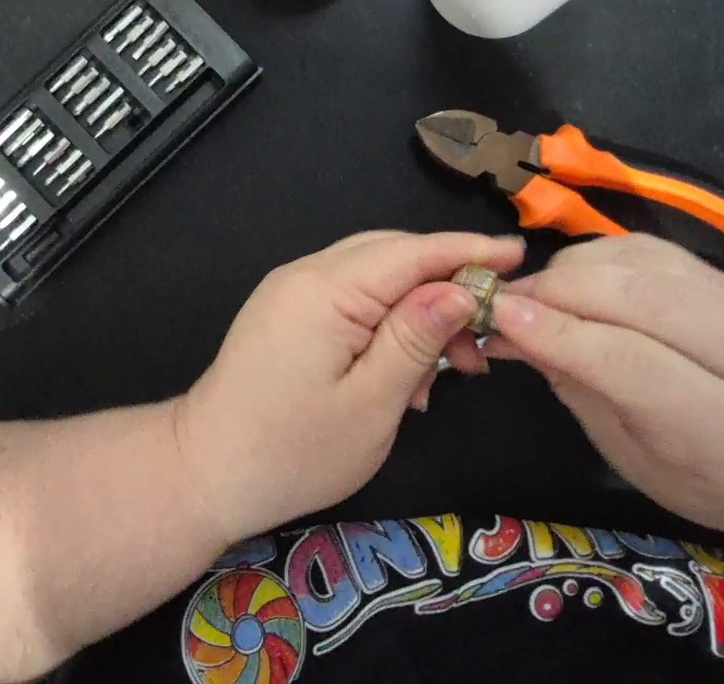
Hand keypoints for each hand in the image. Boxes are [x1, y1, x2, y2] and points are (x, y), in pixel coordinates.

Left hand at [174, 231, 523, 541]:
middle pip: (392, 255)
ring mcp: (291, 291)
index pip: (411, 252)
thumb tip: (460, 289)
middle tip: (489, 331)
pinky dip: (387, 322)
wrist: (204, 472)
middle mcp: (306, 275)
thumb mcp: (371, 404)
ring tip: (454, 367)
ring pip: (373, 276)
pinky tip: (408, 372)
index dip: (467, 251)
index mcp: (326, 290)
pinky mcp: (287, 312)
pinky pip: (350, 297)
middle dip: (446, 284)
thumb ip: (416, 339)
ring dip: (418, 308)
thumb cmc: (292, 451)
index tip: (519, 254)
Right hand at [485, 234, 723, 532]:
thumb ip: (573, 383)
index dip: (561, 334)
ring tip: (538, 290)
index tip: (500, 314)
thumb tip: (506, 328)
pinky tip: (574, 276)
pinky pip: (651, 248)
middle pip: (644, 300)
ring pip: (646, 263)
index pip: (633, 364)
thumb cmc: (698, 477)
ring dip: (576, 266)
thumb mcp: (627, 452)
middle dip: (562, 289)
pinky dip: (600, 254)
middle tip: (509, 299)